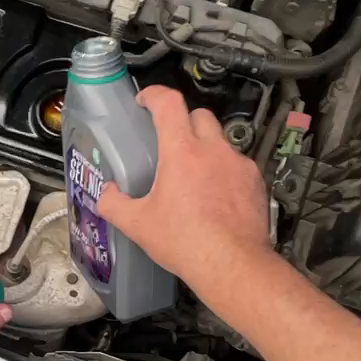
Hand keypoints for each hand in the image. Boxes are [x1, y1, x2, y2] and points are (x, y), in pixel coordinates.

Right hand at [96, 85, 275, 304]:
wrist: (231, 264)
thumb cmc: (186, 242)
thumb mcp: (138, 225)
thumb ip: (114, 204)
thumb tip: (106, 195)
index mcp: (182, 152)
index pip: (169, 104)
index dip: (155, 96)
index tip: (147, 101)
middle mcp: (213, 151)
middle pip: (199, 115)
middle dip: (183, 121)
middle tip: (169, 141)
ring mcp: (238, 165)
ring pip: (221, 141)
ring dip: (205, 148)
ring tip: (193, 175)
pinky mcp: (255, 182)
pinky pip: (237, 166)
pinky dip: (224, 172)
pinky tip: (214, 196)